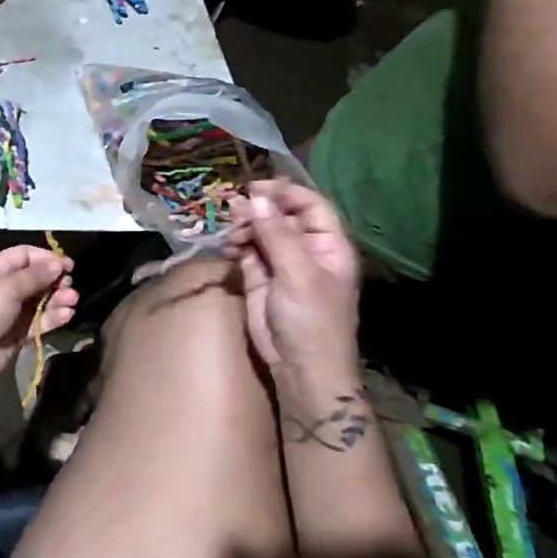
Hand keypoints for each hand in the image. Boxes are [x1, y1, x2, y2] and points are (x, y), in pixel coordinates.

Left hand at [0, 246, 76, 397]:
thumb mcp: (7, 288)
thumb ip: (35, 276)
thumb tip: (57, 263)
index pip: (25, 255)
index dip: (46, 258)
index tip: (68, 265)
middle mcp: (4, 287)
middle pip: (36, 278)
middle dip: (55, 280)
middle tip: (70, 285)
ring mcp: (12, 312)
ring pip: (41, 300)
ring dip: (58, 299)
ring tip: (72, 300)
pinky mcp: (18, 333)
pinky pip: (40, 321)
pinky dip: (54, 317)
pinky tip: (67, 315)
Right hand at [223, 180, 361, 414]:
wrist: (301, 369)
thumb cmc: (312, 320)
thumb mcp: (298, 274)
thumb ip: (276, 234)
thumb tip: (255, 199)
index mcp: (328, 245)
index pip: (310, 205)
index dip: (285, 193)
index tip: (256, 188)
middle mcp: (306, 249)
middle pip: (281, 215)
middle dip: (258, 209)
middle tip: (233, 209)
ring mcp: (282, 263)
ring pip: (260, 231)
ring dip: (244, 226)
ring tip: (230, 233)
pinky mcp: (260, 277)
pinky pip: (247, 250)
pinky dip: (236, 244)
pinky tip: (228, 247)